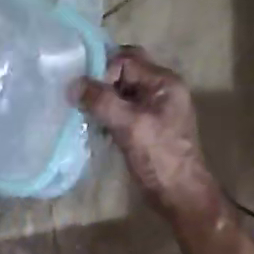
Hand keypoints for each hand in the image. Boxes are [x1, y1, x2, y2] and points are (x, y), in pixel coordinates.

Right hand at [73, 47, 223, 222]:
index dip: (103, 69)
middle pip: (124, 73)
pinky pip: (121, 112)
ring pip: (120, 93)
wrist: (179, 194)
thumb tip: (73, 85)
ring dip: (100, 101)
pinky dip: (106, 116)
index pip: (127, 59)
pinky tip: (92, 127)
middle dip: (100, 83)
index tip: (84, 91)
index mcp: (164, 82)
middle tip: (78, 98)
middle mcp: (160, 90)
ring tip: (81, 113)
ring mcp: (153, 110)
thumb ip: (102, 102)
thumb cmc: (160, 157)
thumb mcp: (130, 125)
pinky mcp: (145, 128)